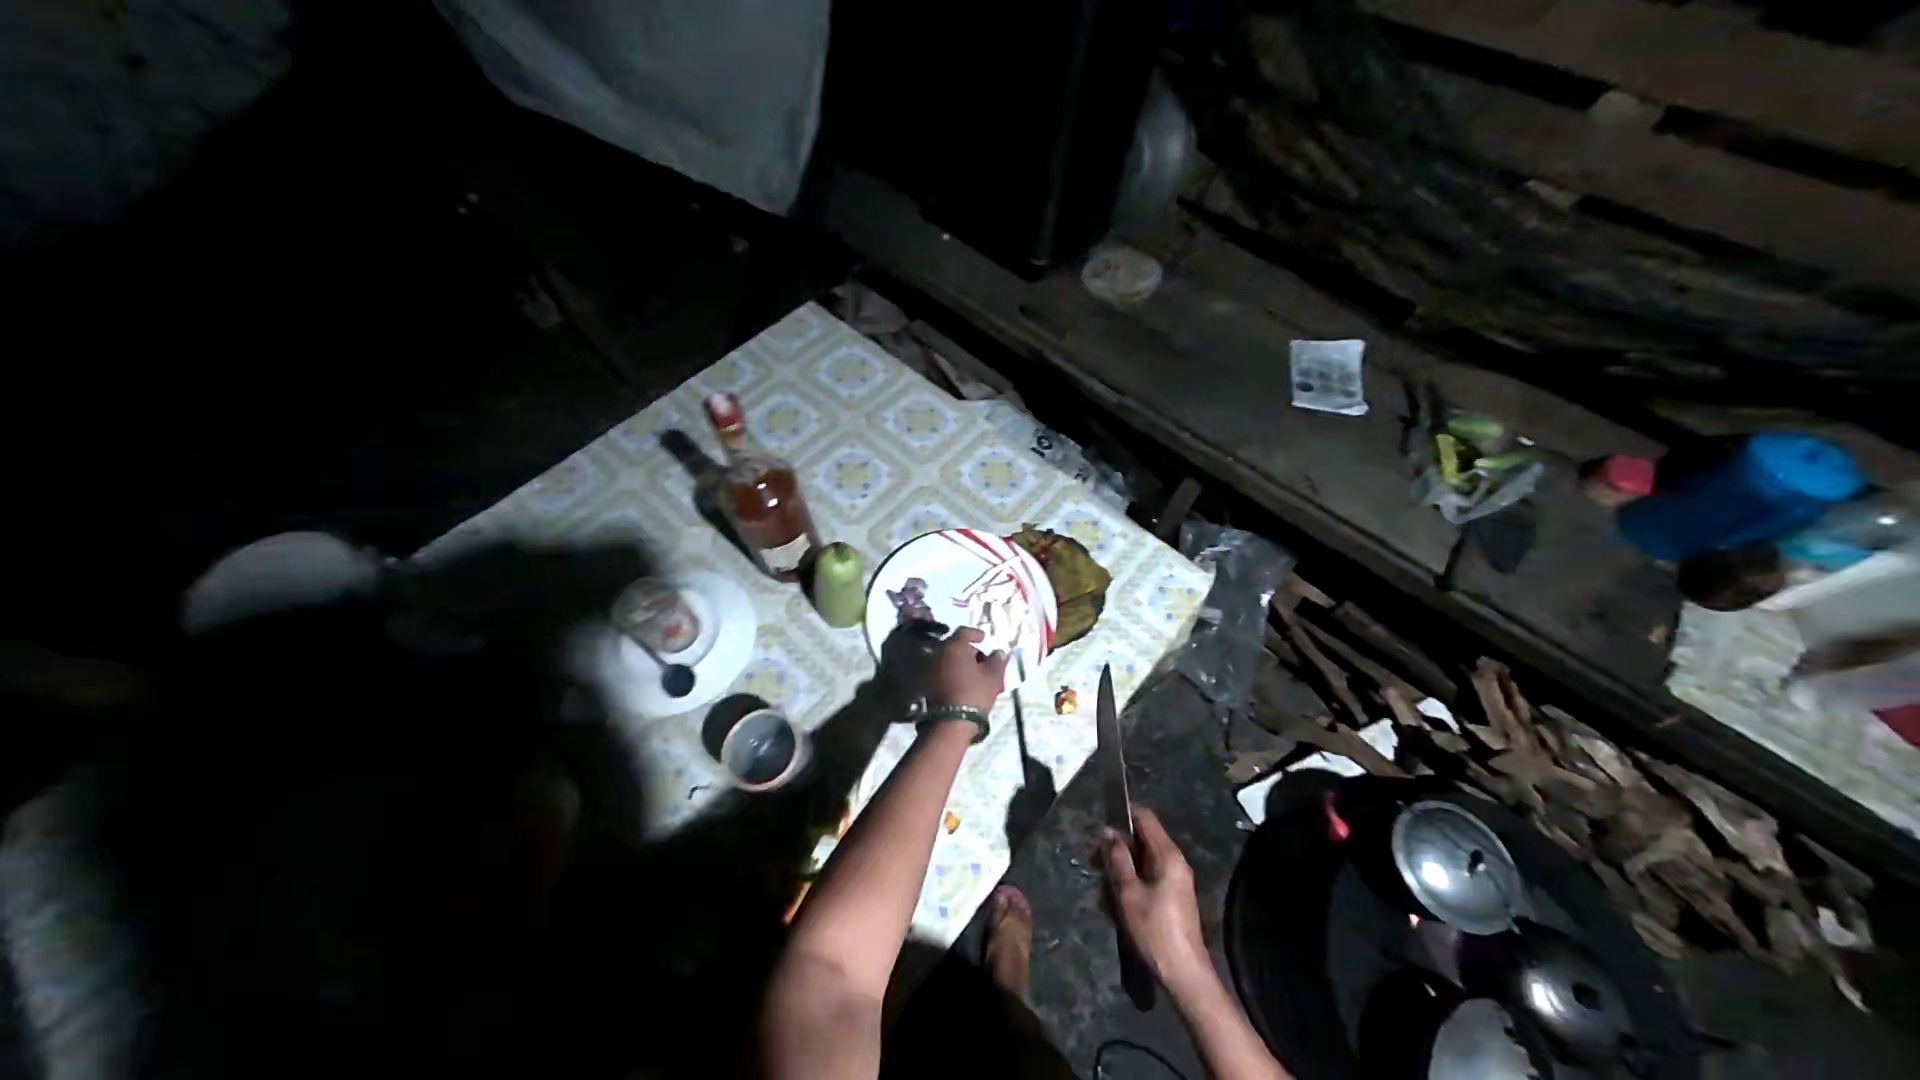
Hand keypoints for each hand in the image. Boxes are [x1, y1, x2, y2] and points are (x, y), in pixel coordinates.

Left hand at [929, 627, 1007, 712]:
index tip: (984, 638)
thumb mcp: (993, 676)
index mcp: (953, 646)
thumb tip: (998, 652)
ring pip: (947, 658)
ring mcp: (929, 667)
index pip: (964, 632)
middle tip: (981, 659)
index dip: (975, 633)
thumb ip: (997, 660)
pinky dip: (951, 671)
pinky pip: (941, 670)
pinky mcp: (926, 682)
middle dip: (968, 650)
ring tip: (973, 673)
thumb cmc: (975, 693)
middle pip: (954, 645)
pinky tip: (962, 682)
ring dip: (959, 662)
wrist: (951, 721)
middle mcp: (938, 653)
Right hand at [1099, 807, 1208, 987]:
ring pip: (1144, 859)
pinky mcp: (1173, 895)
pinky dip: (1132, 880)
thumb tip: (1108, 832)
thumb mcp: (1129, 893)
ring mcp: (1176, 879)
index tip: (1101, 825)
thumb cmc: (1155, 930)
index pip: (1145, 817)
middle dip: (1118, 846)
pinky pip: (1149, 875)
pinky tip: (1118, 900)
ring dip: (1123, 867)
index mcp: (1168, 855)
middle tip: (1096, 862)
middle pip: (1143, 838)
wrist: (1184, 973)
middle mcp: (1176, 861)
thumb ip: (1118, 859)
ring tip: (1105, 886)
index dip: (1123, 814)